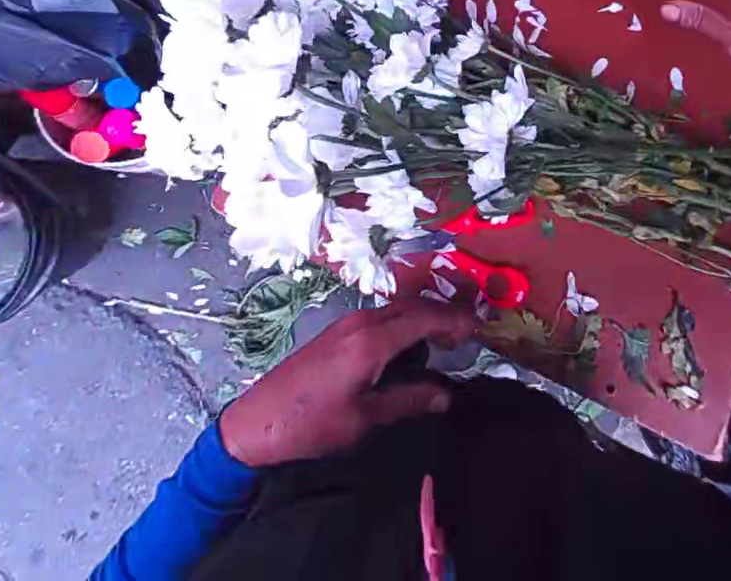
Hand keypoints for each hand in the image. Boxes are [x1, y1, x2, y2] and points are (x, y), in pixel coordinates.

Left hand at [218, 299, 476, 466]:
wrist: (253, 424)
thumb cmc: (310, 425)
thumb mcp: (364, 419)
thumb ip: (409, 400)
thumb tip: (447, 395)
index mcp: (371, 340)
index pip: (425, 318)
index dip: (455, 320)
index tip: (477, 329)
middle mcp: (363, 321)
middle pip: (414, 306)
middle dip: (444, 314)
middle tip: (465, 334)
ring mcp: (348, 321)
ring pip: (399, 308)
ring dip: (424, 317)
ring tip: (442, 340)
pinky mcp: (339, 329)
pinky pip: (383, 315)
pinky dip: (406, 321)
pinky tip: (408, 344)